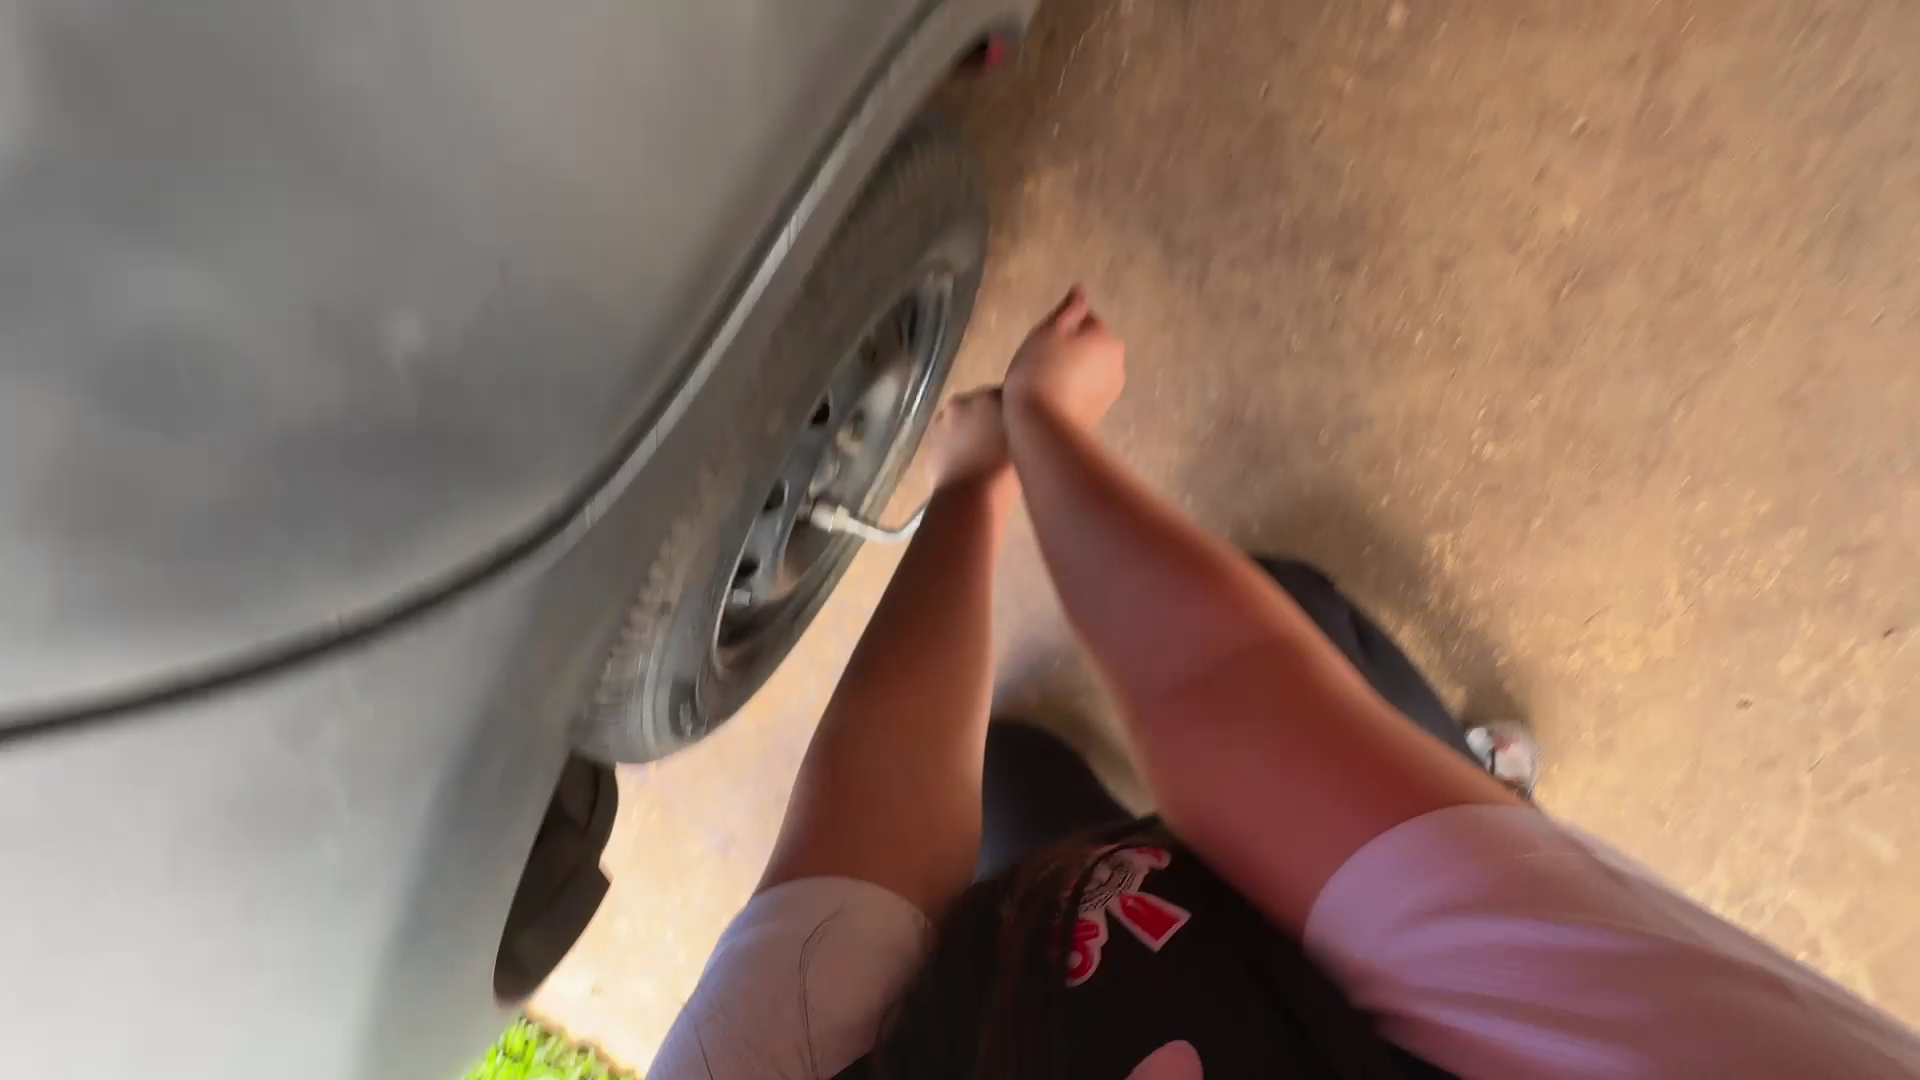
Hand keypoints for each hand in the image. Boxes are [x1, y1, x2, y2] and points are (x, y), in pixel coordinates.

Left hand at [923, 387, 1011, 490]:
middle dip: (987, 417)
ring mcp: (941, 421)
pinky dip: (954, 444)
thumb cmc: (1004, 473)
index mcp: (990, 397)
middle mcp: (962, 401)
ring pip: (960, 420)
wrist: (967, 498)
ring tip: (980, 454)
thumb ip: (1018, 423)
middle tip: (998, 441)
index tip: (1018, 426)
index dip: (1012, 410)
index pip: (1005, 394)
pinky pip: (947, 437)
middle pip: (979, 404)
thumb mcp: (1023, 443)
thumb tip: (1017, 421)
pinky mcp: (928, 441)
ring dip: (969, 429)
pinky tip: (964, 462)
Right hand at [1004, 286, 1125, 427]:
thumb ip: (1069, 309)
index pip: (1083, 320)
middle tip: (1039, 364)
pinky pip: (1084, 392)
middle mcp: (1117, 362)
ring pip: (1086, 370)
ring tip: (1044, 385)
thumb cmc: (1040, 371)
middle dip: (1068, 350)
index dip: (1058, 329)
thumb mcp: (1049, 331)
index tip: (1040, 344)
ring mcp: (1111, 391)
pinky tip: (1052, 400)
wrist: (1041, 425)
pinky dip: (1072, 392)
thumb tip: (1081, 291)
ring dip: (1070, 371)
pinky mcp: (1100, 413)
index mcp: (1107, 337)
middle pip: (1087, 346)